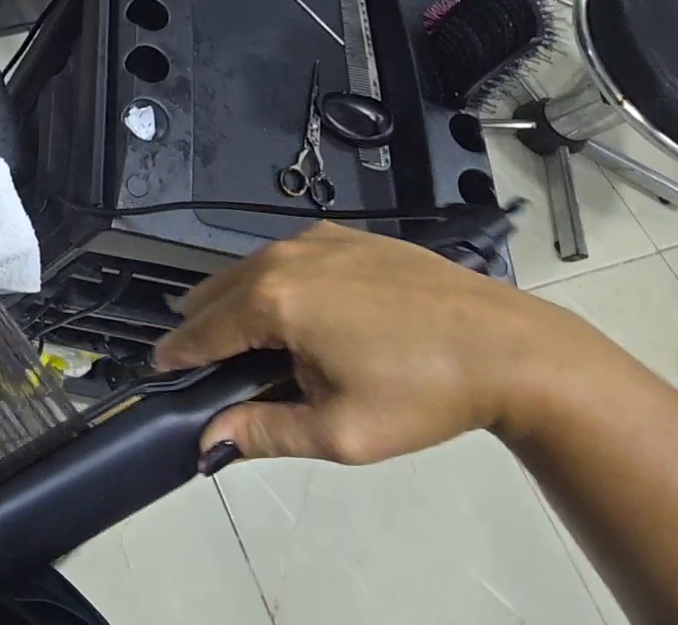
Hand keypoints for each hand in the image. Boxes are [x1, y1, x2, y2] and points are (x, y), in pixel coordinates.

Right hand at [152, 223, 600, 466]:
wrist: (515, 348)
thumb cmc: (426, 394)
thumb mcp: (344, 432)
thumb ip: (264, 433)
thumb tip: (206, 444)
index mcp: (271, 301)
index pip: (198, 330)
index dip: (175, 356)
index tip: (162, 373)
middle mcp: (277, 258)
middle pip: (210, 294)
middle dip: (206, 330)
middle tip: (224, 369)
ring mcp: (309, 238)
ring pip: (243, 272)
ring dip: (239, 305)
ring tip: (269, 345)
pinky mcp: (338, 233)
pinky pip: (281, 257)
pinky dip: (276, 284)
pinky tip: (311, 314)